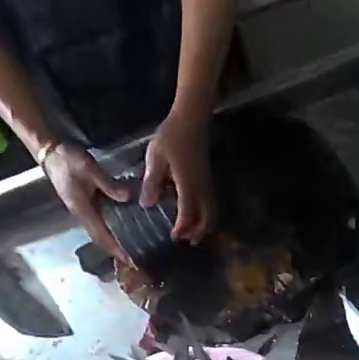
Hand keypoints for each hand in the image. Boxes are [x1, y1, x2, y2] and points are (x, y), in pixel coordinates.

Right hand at [41, 141, 129, 259]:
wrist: (51, 154)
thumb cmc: (69, 160)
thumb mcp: (90, 169)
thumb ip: (108, 185)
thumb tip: (127, 198)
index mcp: (83, 209)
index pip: (101, 235)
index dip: (115, 248)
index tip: (128, 259)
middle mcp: (81, 215)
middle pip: (100, 239)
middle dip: (115, 250)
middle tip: (134, 258)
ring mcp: (81, 211)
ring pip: (99, 232)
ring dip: (112, 242)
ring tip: (130, 246)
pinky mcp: (83, 205)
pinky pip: (98, 222)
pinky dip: (109, 229)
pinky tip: (121, 227)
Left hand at [143, 111, 212, 242]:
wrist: (191, 118)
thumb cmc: (171, 136)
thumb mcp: (155, 158)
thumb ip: (151, 182)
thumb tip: (147, 205)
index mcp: (187, 184)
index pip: (188, 213)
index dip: (181, 228)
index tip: (172, 238)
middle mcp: (201, 187)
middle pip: (207, 218)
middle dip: (196, 232)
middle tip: (183, 241)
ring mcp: (207, 183)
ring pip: (211, 211)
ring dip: (203, 225)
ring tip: (190, 234)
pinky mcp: (207, 178)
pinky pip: (210, 203)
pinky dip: (204, 215)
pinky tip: (193, 215)